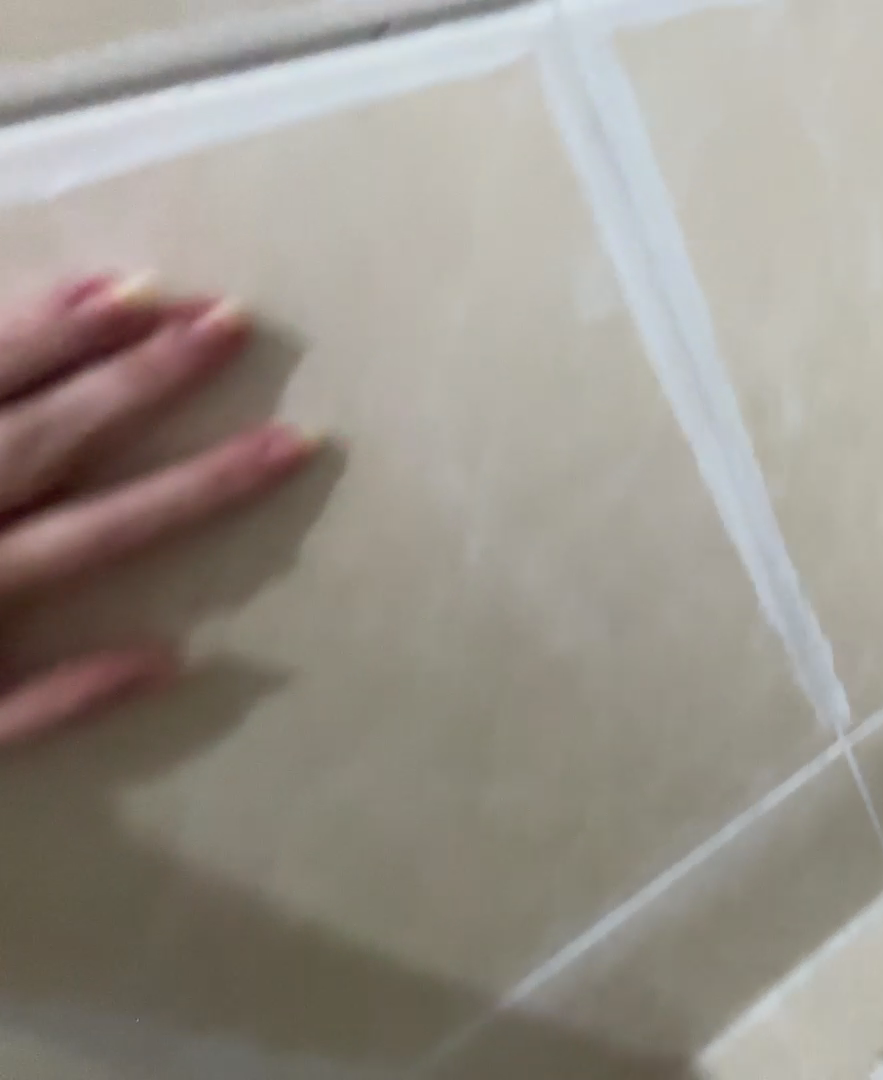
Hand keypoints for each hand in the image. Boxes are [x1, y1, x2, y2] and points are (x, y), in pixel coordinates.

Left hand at [0, 274, 318, 748]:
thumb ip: (43, 706)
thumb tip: (173, 661)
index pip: (124, 521)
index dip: (218, 480)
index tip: (296, 440)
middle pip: (58, 431)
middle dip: (151, 375)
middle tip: (229, 320)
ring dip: (63, 332)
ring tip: (145, 288)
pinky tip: (36, 293)